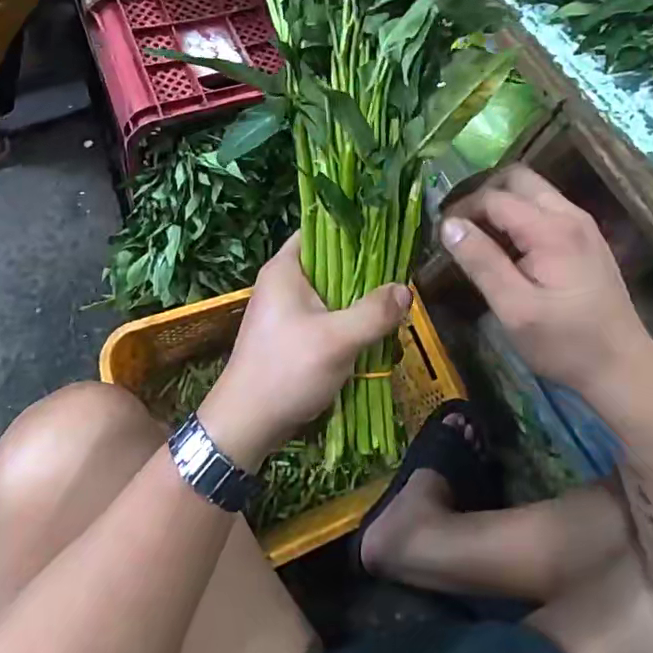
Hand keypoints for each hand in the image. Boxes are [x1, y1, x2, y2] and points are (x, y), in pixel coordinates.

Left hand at [199, 235, 410, 466]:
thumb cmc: (286, 370)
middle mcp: (282, 282)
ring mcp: (285, 310)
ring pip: (330, 294)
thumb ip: (373, 312)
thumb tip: (405, 290)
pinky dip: (346, 324)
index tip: (385, 238)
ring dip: (357, 303)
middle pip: (330, 263)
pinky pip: (325, 318)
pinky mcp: (290, 335)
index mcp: (285, 269)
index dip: (351, 230)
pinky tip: (371, 336)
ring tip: (391, 309)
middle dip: (363, 274)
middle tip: (396, 280)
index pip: (319, 230)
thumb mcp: (337, 339)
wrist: (247, 422)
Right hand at [440, 166, 652, 392]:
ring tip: (478, 235)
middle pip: (517, 179)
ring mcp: (582, 225)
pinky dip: (519, 215)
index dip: (462, 210)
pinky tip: (506, 246)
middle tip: (460, 225)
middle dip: (483, 194)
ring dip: (501, 203)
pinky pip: (545, 208)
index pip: (494, 198)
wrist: (623, 369)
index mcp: (552, 230)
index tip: (441, 234)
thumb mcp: (514, 309)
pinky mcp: (585, 239)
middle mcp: (570, 215)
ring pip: (533, 191)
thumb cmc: (565, 343)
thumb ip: (481, 262)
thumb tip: (449, 225)